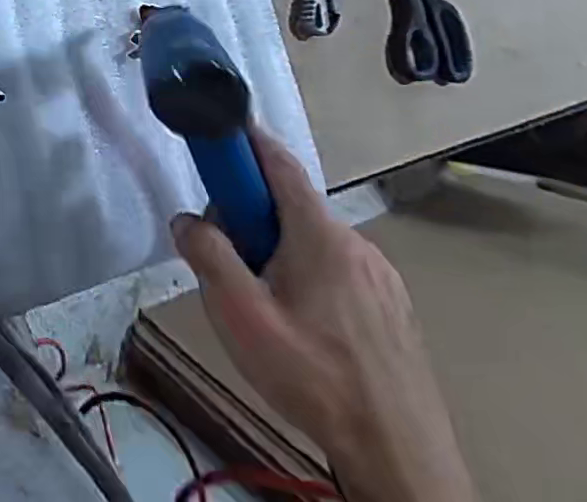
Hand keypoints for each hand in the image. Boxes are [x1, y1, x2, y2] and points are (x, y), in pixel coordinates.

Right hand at [170, 121, 475, 501]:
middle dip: (249, 215)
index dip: (247, 138)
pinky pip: (336, 267)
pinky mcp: (390, 303)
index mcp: (319, 234)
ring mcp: (379, 273)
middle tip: (225, 257)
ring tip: (262, 303)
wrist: (400, 453)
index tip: (219, 133)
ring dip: (276, 249)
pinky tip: (301, 324)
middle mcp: (353, 241)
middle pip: (289, 205)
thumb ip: (208, 257)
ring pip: (311, 239)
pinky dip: (306, 273)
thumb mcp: (243, 317)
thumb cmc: (314, 377)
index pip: (279, 162)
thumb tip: (186, 219)